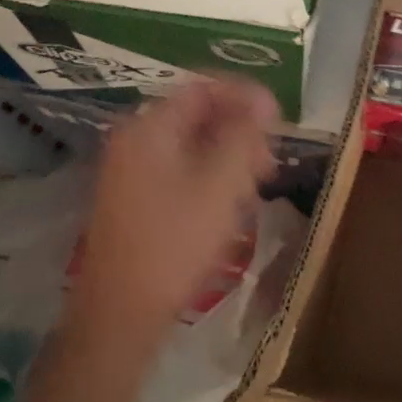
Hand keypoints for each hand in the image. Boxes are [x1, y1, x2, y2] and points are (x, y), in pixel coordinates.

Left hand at [68, 78, 278, 340]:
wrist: (122, 314)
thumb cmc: (175, 244)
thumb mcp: (221, 185)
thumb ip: (245, 136)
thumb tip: (264, 100)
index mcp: (149, 129)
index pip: (202, 87)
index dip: (245, 95)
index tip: (278, 118)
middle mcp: (134, 142)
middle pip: (196, 114)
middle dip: (239, 128)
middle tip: (271, 156)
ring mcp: (130, 172)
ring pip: (191, 144)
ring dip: (228, 154)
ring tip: (258, 182)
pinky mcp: (135, 201)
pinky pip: (180, 169)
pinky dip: (210, 175)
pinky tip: (231, 202)